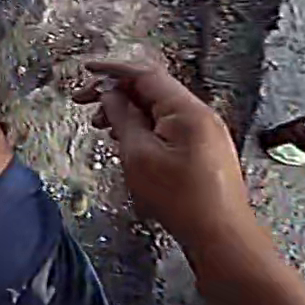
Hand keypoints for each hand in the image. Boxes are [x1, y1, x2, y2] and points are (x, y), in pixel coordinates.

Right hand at [73, 61, 252, 248]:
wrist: (220, 235)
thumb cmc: (178, 196)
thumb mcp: (138, 154)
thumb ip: (122, 117)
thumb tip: (109, 94)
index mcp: (187, 111)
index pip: (145, 75)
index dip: (112, 70)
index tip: (86, 69)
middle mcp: (200, 115)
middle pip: (152, 90)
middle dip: (116, 93)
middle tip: (84, 104)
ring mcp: (204, 131)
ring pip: (157, 108)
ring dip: (126, 111)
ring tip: (102, 127)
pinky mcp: (202, 147)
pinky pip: (166, 124)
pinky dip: (141, 124)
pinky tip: (124, 139)